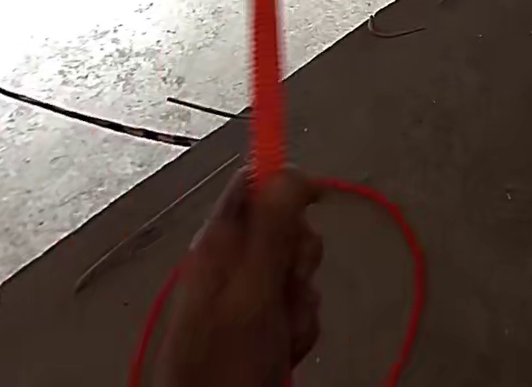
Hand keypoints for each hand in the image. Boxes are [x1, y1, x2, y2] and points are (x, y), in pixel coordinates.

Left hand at [155, 168, 323, 386]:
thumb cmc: (226, 364)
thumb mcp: (252, 291)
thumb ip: (271, 227)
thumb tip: (290, 167)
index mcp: (218, 243)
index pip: (253, 182)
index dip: (285, 182)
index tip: (313, 201)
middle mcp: (233, 261)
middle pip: (286, 222)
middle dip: (300, 251)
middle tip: (289, 281)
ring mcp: (249, 293)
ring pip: (298, 263)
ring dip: (302, 294)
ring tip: (283, 328)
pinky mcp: (266, 322)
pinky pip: (300, 299)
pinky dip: (301, 320)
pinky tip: (286, 345)